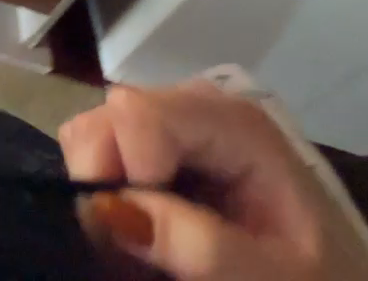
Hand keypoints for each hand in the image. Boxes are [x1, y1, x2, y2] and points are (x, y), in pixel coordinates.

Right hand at [58, 82, 367, 280]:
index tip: (138, 235)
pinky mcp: (156, 140)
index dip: (121, 168)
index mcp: (233, 125)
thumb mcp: (273, 280)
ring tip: (142, 242)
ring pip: (94, 130)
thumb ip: (202, 247)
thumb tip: (107, 208)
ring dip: (101, 187)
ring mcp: (172, 119)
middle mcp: (193, 105)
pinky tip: (142, 224)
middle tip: (132, 246)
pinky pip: (101, 147)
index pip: (137, 113)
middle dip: (101, 180)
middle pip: (108, 116)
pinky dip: (104, 188)